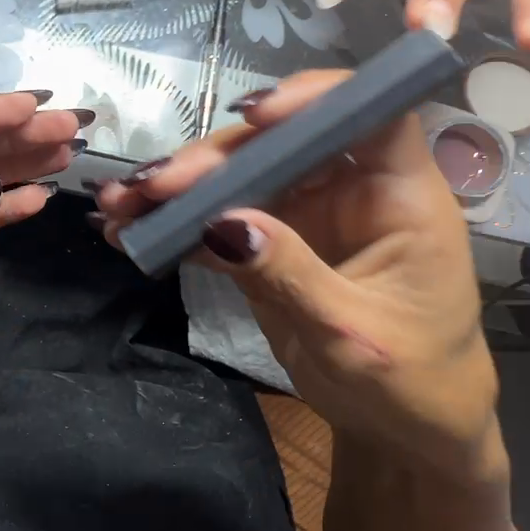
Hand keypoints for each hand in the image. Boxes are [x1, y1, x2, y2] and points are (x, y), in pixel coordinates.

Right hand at [95, 73, 497, 476]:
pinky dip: (170, 225)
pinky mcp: (264, 243)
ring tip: (117, 205)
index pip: (369, 118)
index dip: (314, 100)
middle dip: (212, 159)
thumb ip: (292, 275)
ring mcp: (301, 214)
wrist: (400, 429)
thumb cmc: (412, 381)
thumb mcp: (356, 336)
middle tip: (152, 187)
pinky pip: (213, 221)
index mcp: (399, 199)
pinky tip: (124, 231)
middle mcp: (348, 191)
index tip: (251, 117)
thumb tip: (222, 222)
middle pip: (278, 145)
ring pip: (235, 177)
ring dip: (175, 188)